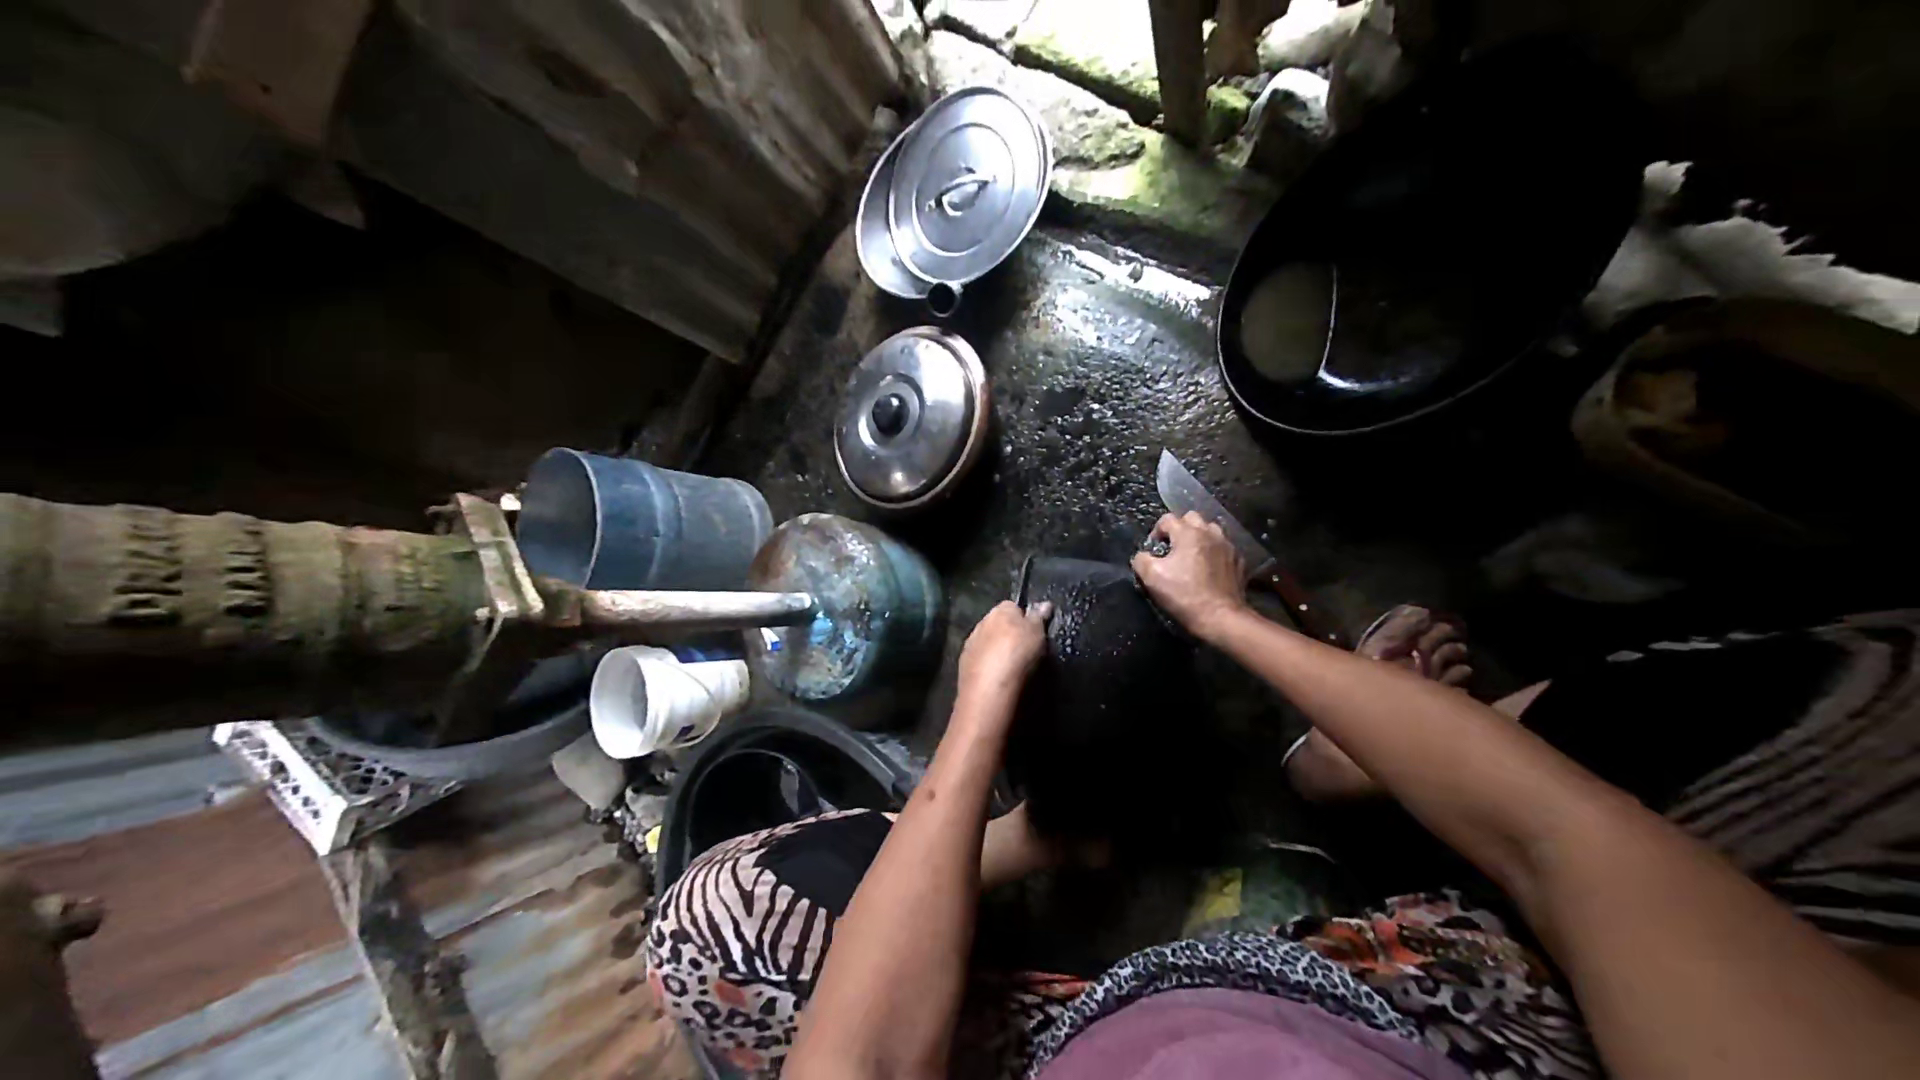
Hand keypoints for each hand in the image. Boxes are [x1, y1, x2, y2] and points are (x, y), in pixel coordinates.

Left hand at [956, 600, 1052, 707]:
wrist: (989, 686)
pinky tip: (995, 676)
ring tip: (1008, 666)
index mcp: (1001, 610)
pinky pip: (978, 658)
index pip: (1013, 606)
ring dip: (994, 649)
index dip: (1023, 618)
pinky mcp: (963, 663)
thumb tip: (1045, 604)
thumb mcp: (1038, 633)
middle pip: (997, 623)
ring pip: (986, 641)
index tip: (1032, 632)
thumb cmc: (1018, 653)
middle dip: (1007, 633)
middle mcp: (982, 621)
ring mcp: (970, 642)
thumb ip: (1039, 617)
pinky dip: (985, 664)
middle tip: (1022, 649)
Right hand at [1131, 512, 1250, 639]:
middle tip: (1173, 549)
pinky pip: (1223, 548)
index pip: (1167, 519)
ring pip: (1211, 531)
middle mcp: (1210, 533)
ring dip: (1200, 538)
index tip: (1154, 551)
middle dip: (1180, 529)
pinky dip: (1214, 553)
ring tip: (1193, 556)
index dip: (1156, 532)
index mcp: (1188, 533)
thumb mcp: (1151, 577)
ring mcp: (1228, 546)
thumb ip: (1141, 559)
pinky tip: (1210, 569)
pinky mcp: (1239, 561)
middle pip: (1192, 518)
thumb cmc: (1184, 595)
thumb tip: (1143, 555)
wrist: (1220, 617)